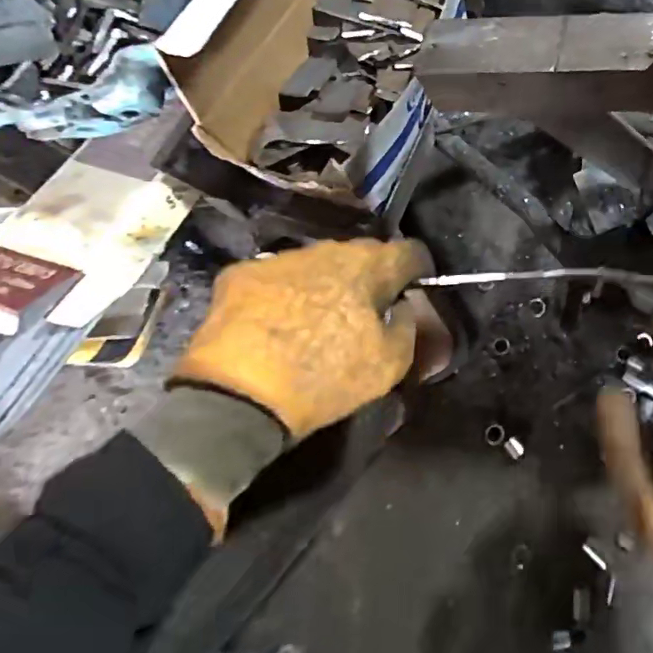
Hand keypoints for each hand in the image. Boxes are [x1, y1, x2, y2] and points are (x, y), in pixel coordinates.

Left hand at [173, 239, 430, 439]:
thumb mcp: (392, 363)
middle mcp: (328, 251)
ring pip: (319, 262)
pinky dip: (286, 291)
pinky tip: (280, 319)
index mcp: (371, 266)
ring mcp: (280, 260)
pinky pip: (278, 276)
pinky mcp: (238, 276)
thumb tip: (401, 306)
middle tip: (368, 306)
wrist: (234, 401)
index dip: (418, 270)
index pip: (410, 251)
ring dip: (328, 281)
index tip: (416, 289)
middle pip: (362, 253)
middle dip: (370, 274)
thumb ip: (409, 325)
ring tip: (321, 314)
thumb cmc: (325, 379)